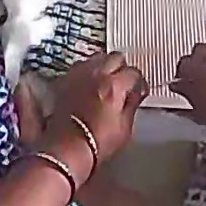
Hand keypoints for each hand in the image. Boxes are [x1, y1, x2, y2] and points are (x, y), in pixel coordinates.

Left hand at [45, 53, 146, 174]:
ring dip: (105, 65)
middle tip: (126, 81)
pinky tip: (91, 82)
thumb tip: (136, 93)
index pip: (134, 72)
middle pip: (116, 57)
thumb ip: (132, 104)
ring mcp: (78, 75)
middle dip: (123, 67)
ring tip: (108, 80)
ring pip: (97, 57)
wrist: (66, 149)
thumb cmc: (94, 143)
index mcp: (114, 86)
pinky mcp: (66, 80)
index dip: (140, 82)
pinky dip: (89, 70)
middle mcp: (95, 75)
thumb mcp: (124, 128)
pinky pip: (81, 65)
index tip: (140, 89)